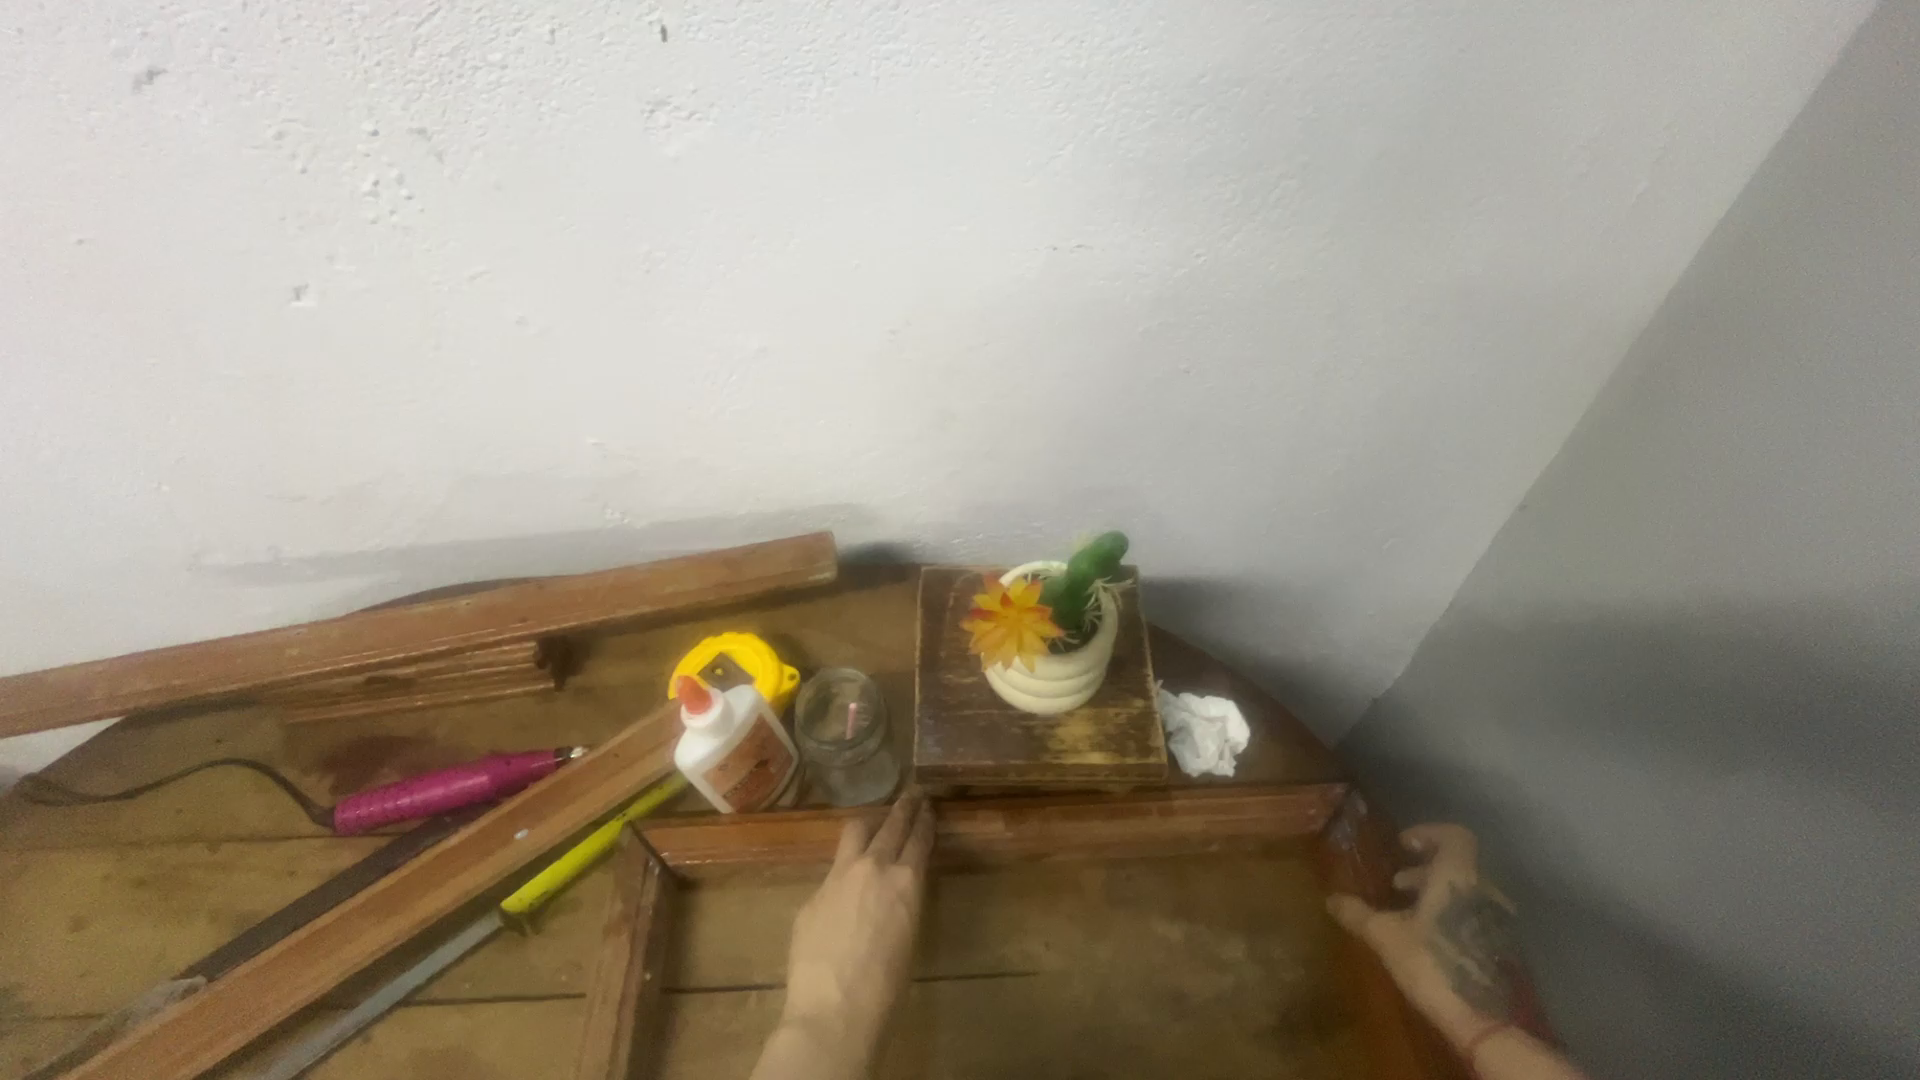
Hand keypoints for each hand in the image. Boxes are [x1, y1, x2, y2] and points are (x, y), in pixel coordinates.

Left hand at [776, 791, 934, 1070]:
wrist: (834, 1011)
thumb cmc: (886, 988)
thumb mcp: (908, 934)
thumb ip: (901, 901)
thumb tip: (892, 892)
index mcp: (906, 880)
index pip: (919, 837)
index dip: (925, 819)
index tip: (928, 805)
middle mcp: (874, 866)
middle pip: (891, 824)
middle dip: (903, 808)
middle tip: (911, 795)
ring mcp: (838, 876)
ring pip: (855, 831)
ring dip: (868, 826)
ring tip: (873, 824)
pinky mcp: (813, 893)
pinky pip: (832, 871)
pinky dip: (843, 871)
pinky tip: (842, 888)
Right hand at [1326, 823, 1521, 1047]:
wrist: (1483, 1022)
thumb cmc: (1432, 964)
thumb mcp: (1384, 936)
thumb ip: (1357, 913)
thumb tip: (1330, 899)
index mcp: (1457, 878)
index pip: (1456, 836)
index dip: (1428, 834)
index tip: (1403, 847)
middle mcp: (1484, 892)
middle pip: (1459, 865)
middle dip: (1425, 869)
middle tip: (1397, 884)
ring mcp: (1497, 921)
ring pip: (1467, 891)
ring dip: (1438, 893)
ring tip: (1408, 913)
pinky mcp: (1501, 946)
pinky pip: (1476, 915)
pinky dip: (1452, 915)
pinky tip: (1428, 938)